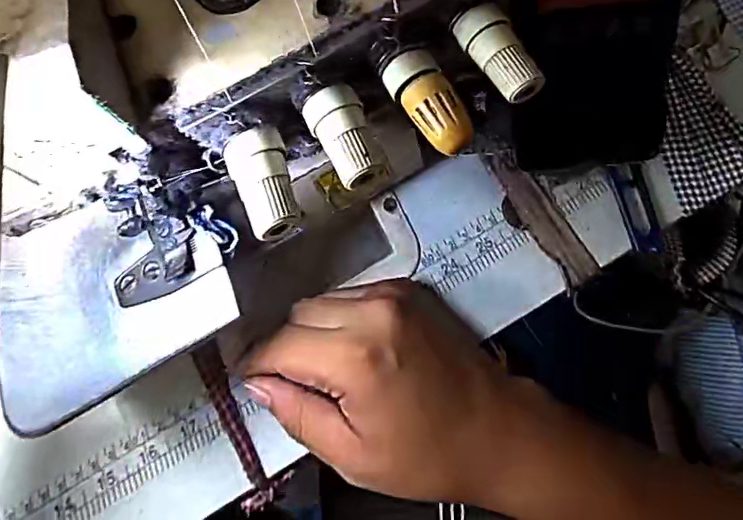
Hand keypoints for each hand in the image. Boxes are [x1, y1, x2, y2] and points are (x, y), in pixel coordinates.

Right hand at [239, 280, 558, 506]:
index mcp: (358, 357)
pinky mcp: (404, 288)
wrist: (492, 426)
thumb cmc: (432, 450)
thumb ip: (297, 415)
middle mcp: (374, 312)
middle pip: (298, 313)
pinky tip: (353, 349)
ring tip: (328, 370)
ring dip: (312, 329)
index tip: (249, 374)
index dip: (257, 362)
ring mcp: (392, 294)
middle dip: (285, 346)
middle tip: (288, 380)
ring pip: (322, 299)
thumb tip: (263, 387)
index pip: (282, 344)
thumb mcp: (353, 455)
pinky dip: (340, 316)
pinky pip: (351, 293)